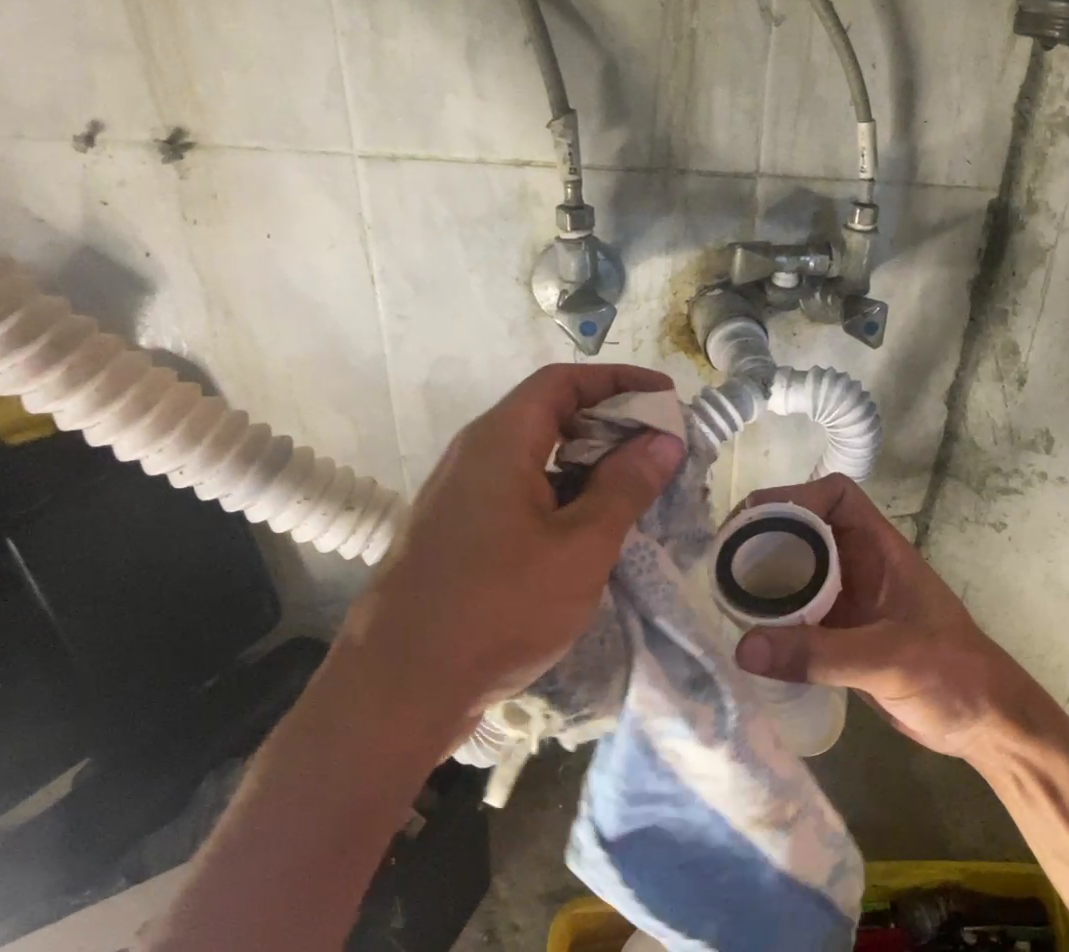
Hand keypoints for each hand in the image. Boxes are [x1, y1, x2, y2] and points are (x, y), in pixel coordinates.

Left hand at [338, 364, 685, 725]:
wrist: (401, 687)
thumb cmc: (499, 608)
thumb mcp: (581, 547)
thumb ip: (625, 488)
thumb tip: (664, 441)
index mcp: (500, 443)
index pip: (563, 382)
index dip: (619, 381)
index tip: (667, 398)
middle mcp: (475, 456)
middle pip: (549, 414)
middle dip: (611, 423)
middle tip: (663, 448)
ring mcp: (463, 496)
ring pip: (537, 458)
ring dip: (590, 463)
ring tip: (641, 488)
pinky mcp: (461, 533)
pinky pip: (522, 492)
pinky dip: (565, 495)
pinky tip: (595, 529)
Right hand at [731, 474, 1027, 757]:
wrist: (984, 725)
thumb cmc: (953, 675)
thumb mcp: (890, 658)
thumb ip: (820, 654)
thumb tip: (743, 646)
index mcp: (880, 551)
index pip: (836, 497)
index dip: (794, 498)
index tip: (753, 524)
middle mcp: (861, 569)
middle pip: (805, 533)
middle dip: (763, 540)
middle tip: (718, 567)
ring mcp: (850, 605)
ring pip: (797, 576)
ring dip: (762, 583)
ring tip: (720, 601)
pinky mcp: (842, 641)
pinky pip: (798, 619)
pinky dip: (771, 623)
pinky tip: (745, 641)